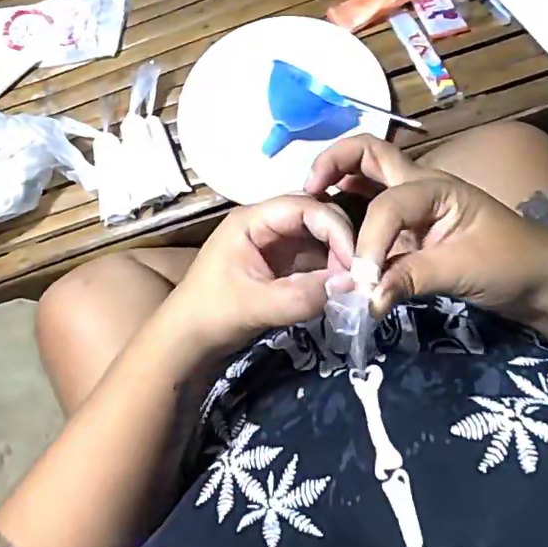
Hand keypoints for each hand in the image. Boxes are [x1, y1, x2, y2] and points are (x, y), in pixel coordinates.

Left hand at [159, 195, 354, 357]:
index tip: (355, 262)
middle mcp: (266, 223)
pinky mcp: (281, 262)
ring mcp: (274, 242)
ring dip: (338, 256)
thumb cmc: (213, 314)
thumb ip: (303, 295)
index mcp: (252, 219)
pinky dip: (331, 269)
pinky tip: (343, 288)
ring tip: (354, 284)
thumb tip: (351, 285)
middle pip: (316, 215)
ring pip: (318, 236)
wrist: (188, 339)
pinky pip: (314, 256)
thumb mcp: (257, 305)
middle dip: (341, 240)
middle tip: (359, 275)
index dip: (335, 228)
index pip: (305, 206)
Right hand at [306, 136, 547, 321]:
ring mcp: (411, 204)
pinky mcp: (408, 227)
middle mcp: (418, 186)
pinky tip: (333, 233)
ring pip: (364, 175)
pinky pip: (368, 209)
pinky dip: (346, 212)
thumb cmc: (513, 265)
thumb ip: (410, 279)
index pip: (387, 207)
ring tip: (311, 207)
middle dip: (333, 162)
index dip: (368, 243)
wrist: (545, 281)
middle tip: (307, 189)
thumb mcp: (463, 270)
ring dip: (336, 182)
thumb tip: (364, 298)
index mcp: (434, 187)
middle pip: (367, 153)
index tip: (361, 281)